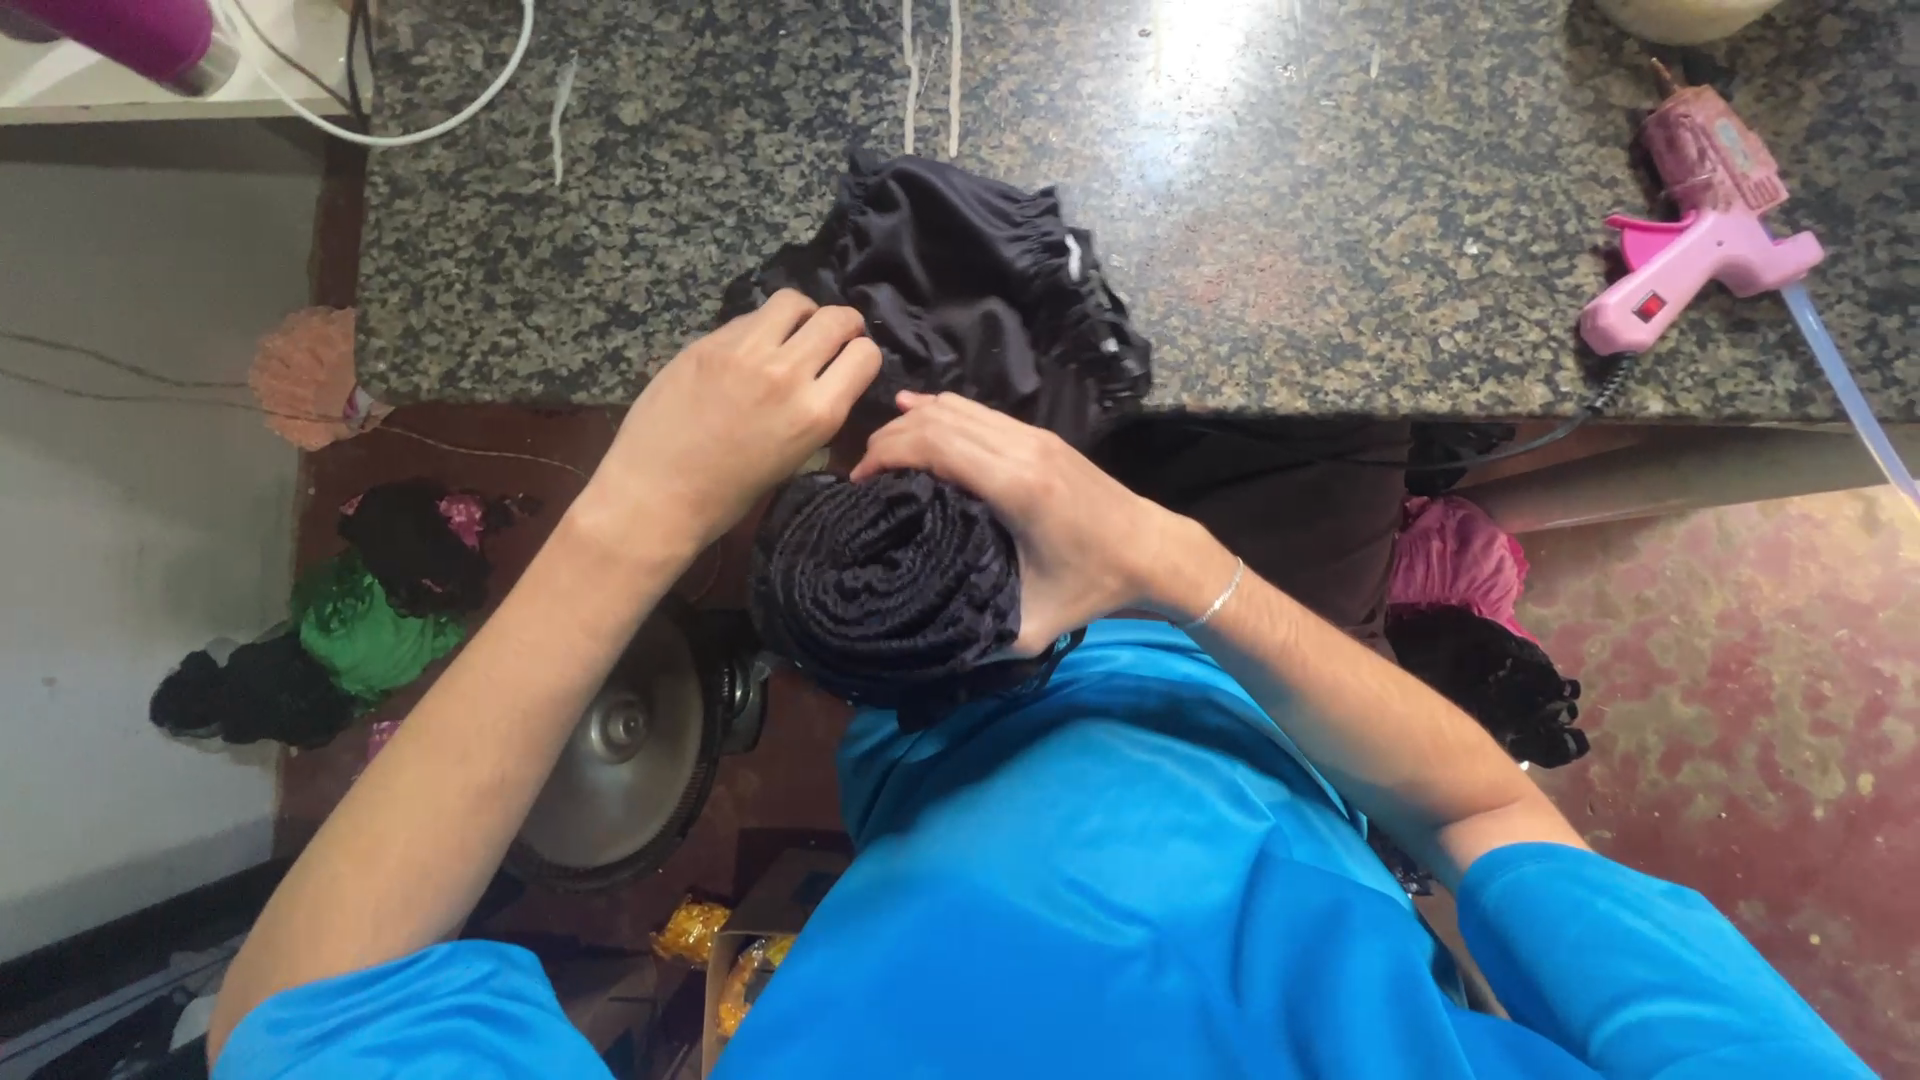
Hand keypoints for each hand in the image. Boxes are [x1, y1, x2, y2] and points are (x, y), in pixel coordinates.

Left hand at [578, 291, 881, 552]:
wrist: (658, 493)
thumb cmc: (732, 493)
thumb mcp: (796, 456)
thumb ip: (817, 410)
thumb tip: (829, 378)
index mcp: (817, 412)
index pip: (865, 354)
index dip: (863, 354)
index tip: (852, 362)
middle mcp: (788, 372)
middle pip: (836, 318)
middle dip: (843, 325)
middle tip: (833, 337)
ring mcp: (745, 351)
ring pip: (793, 301)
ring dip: (802, 315)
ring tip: (791, 333)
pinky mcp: (708, 342)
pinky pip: (750, 317)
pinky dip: (760, 327)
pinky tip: (749, 351)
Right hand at [851, 392, 1240, 654]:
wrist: (1153, 550)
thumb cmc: (1093, 586)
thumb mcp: (1034, 624)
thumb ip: (981, 637)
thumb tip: (927, 644)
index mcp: (1015, 486)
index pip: (933, 445)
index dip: (885, 455)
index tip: (858, 482)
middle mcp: (1021, 448)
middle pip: (936, 420)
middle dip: (888, 438)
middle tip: (861, 471)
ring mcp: (1032, 436)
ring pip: (956, 406)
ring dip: (912, 422)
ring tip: (879, 449)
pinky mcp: (1041, 435)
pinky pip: (978, 410)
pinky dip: (941, 410)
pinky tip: (916, 411)